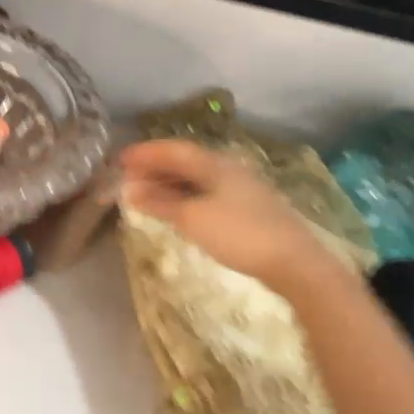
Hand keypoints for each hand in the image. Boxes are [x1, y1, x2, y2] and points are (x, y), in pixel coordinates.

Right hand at [117, 140, 337, 293]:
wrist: (294, 262)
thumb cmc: (239, 234)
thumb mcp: (193, 218)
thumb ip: (160, 203)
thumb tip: (131, 190)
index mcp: (215, 165)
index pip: (174, 150)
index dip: (145, 153)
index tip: (119, 159)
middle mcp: (229, 170)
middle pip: (186, 162)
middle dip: (155, 168)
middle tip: (127, 178)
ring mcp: (241, 189)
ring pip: (197, 178)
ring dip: (169, 184)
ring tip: (145, 194)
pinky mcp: (248, 209)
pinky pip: (207, 193)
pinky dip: (184, 196)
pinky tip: (176, 209)